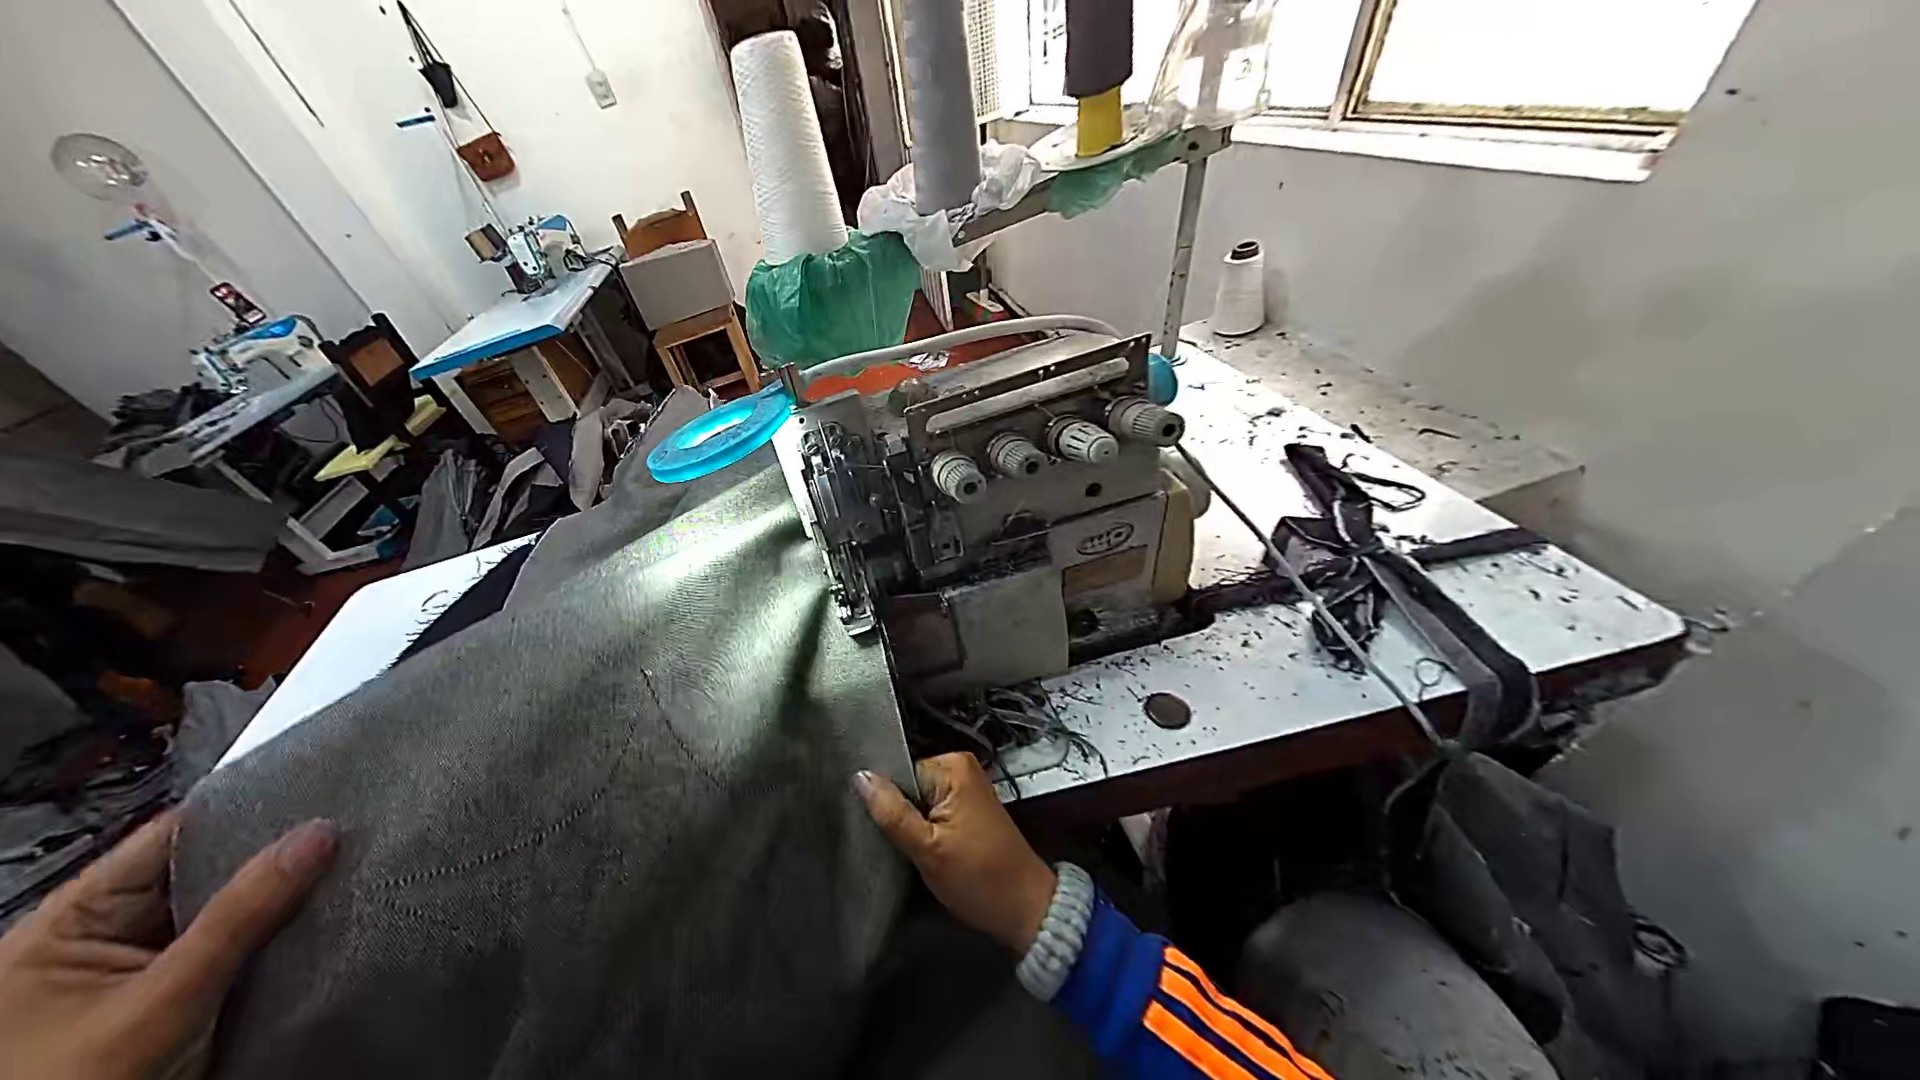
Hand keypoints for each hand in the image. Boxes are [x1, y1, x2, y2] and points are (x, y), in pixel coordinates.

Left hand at [0, 811, 337, 1079]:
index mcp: (69, 920)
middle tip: (353, 823)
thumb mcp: (159, 1003)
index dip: (246, 807)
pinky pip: (234, 939)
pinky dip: (276, 923)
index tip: (324, 787)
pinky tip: (327, 904)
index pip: (173, 834)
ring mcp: (140, 963)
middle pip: (204, 867)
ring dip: (281, 888)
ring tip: (352, 854)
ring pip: (226, 903)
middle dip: (275, 850)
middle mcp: (103, 932)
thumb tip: (322, 831)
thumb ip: (241, 915)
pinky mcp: (173, 990)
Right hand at [855, 753, 1056, 952]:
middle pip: (906, 783)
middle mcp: (960, 767)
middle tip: (886, 841)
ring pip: (916, 800)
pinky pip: (930, 810)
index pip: (898, 771)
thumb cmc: (979, 878)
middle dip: (894, 811)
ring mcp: (964, 788)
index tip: (869, 825)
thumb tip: (859, 777)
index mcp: (953, 765)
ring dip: (906, 823)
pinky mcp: (965, 808)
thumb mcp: (927, 849)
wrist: (1024, 909)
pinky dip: (920, 829)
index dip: (883, 799)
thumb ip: (891, 812)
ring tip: (899, 847)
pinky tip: (915, 848)